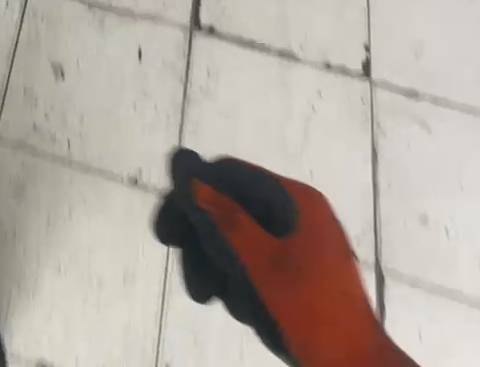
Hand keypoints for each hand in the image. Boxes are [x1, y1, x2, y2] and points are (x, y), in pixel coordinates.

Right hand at [154, 149, 415, 366]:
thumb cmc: (311, 312)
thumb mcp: (259, 261)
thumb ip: (221, 213)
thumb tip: (184, 168)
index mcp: (294, 199)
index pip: (226, 175)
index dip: (190, 195)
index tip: (168, 232)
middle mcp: (297, 211)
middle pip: (229, 205)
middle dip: (201, 236)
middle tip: (176, 259)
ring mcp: (300, 240)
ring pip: (237, 234)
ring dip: (215, 262)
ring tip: (205, 295)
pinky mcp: (300, 267)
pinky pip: (254, 257)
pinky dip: (238, 277)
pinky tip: (237, 304)